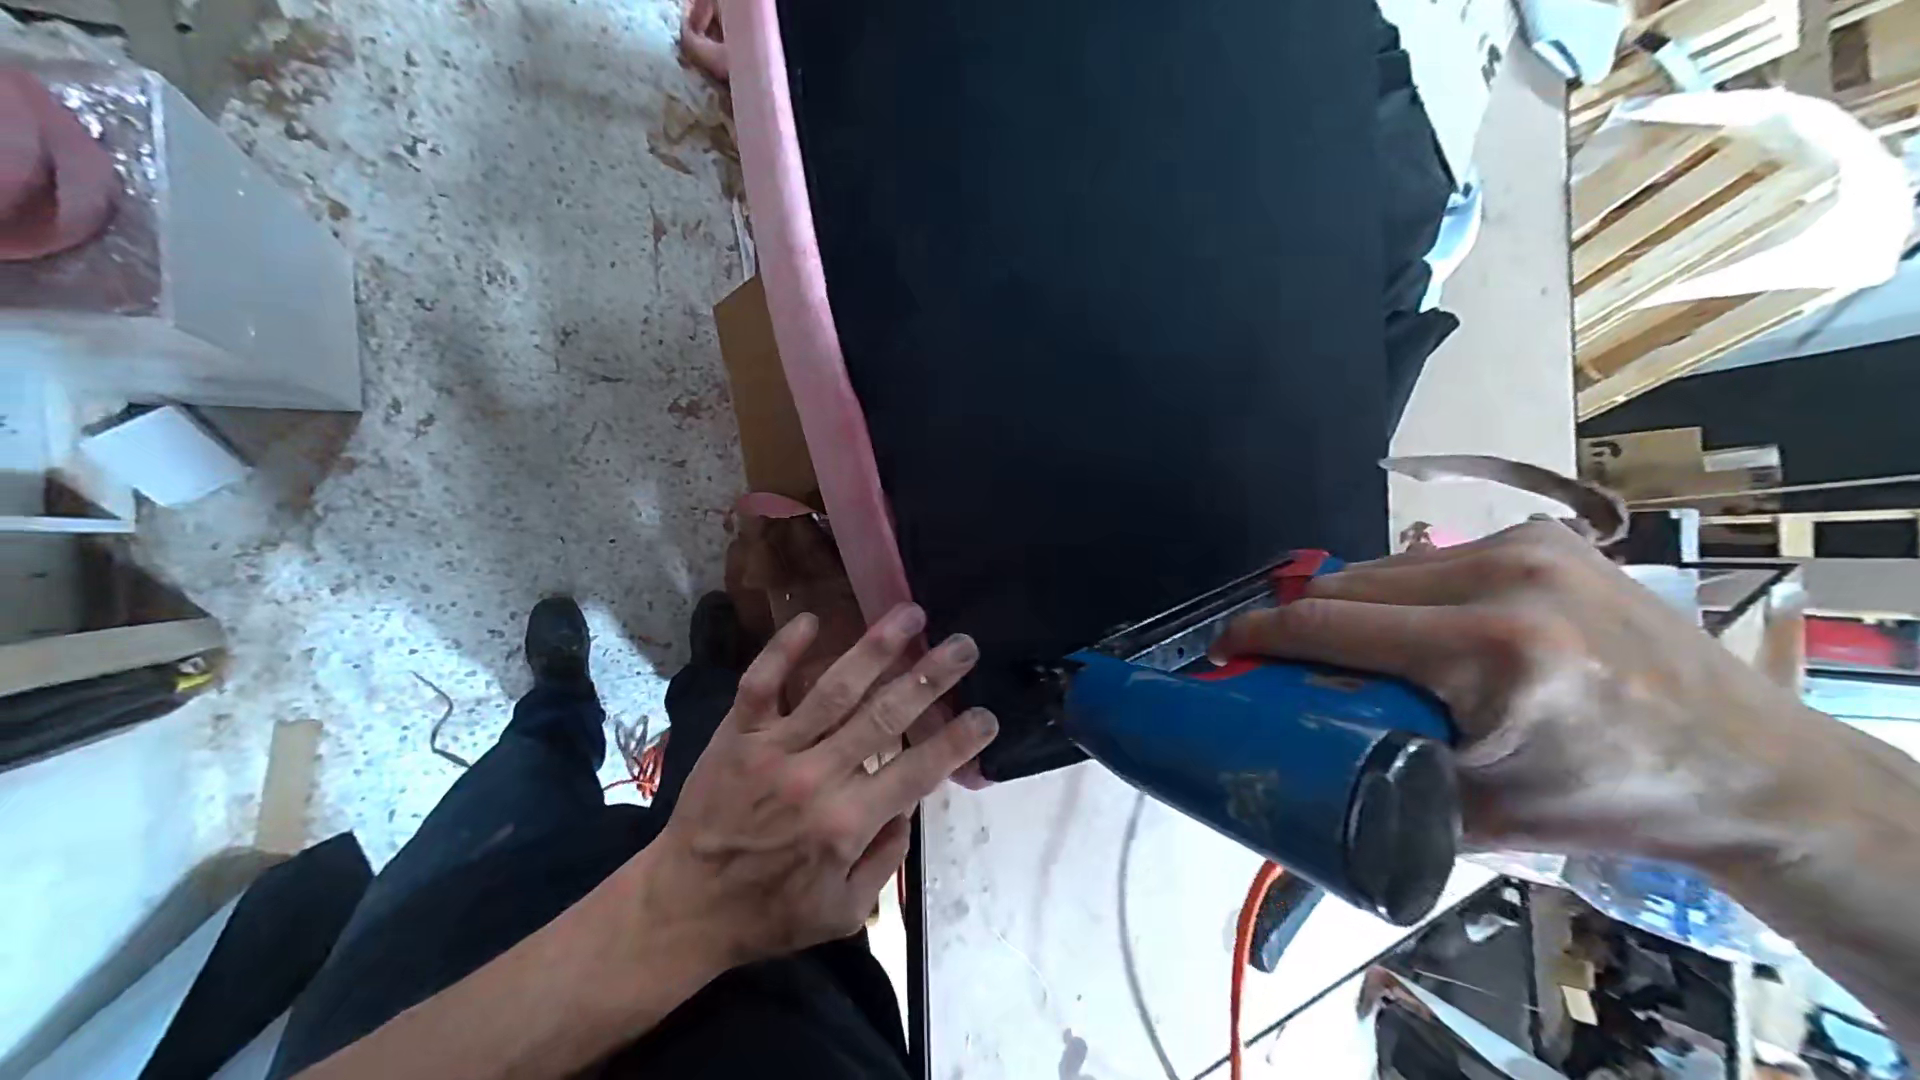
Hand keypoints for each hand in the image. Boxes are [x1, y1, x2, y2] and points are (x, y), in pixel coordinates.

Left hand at [639, 602, 997, 967]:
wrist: (683, 907)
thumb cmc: (770, 912)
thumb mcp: (845, 912)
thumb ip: (887, 860)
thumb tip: (909, 806)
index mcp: (848, 823)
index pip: (918, 770)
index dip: (958, 740)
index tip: (988, 713)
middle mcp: (818, 777)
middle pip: (886, 716)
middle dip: (932, 676)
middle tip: (964, 644)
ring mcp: (775, 750)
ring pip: (834, 689)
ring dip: (877, 648)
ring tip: (911, 614)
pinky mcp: (738, 735)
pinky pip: (761, 684)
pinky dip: (783, 650)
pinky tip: (810, 618)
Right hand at [1210, 520, 1836, 865]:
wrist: (1757, 765)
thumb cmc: (1610, 801)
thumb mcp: (1475, 809)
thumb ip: (1373, 772)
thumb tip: (1289, 757)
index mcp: (1492, 653)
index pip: (1329, 625)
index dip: (1260, 635)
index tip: (1225, 649)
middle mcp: (1505, 578)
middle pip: (1344, 586)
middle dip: (1300, 623)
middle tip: (1286, 663)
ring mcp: (1526, 545)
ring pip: (1379, 566)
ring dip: (1347, 605)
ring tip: (1348, 649)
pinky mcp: (1542, 534)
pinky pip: (1425, 558)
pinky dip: (1396, 590)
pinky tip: (1410, 625)